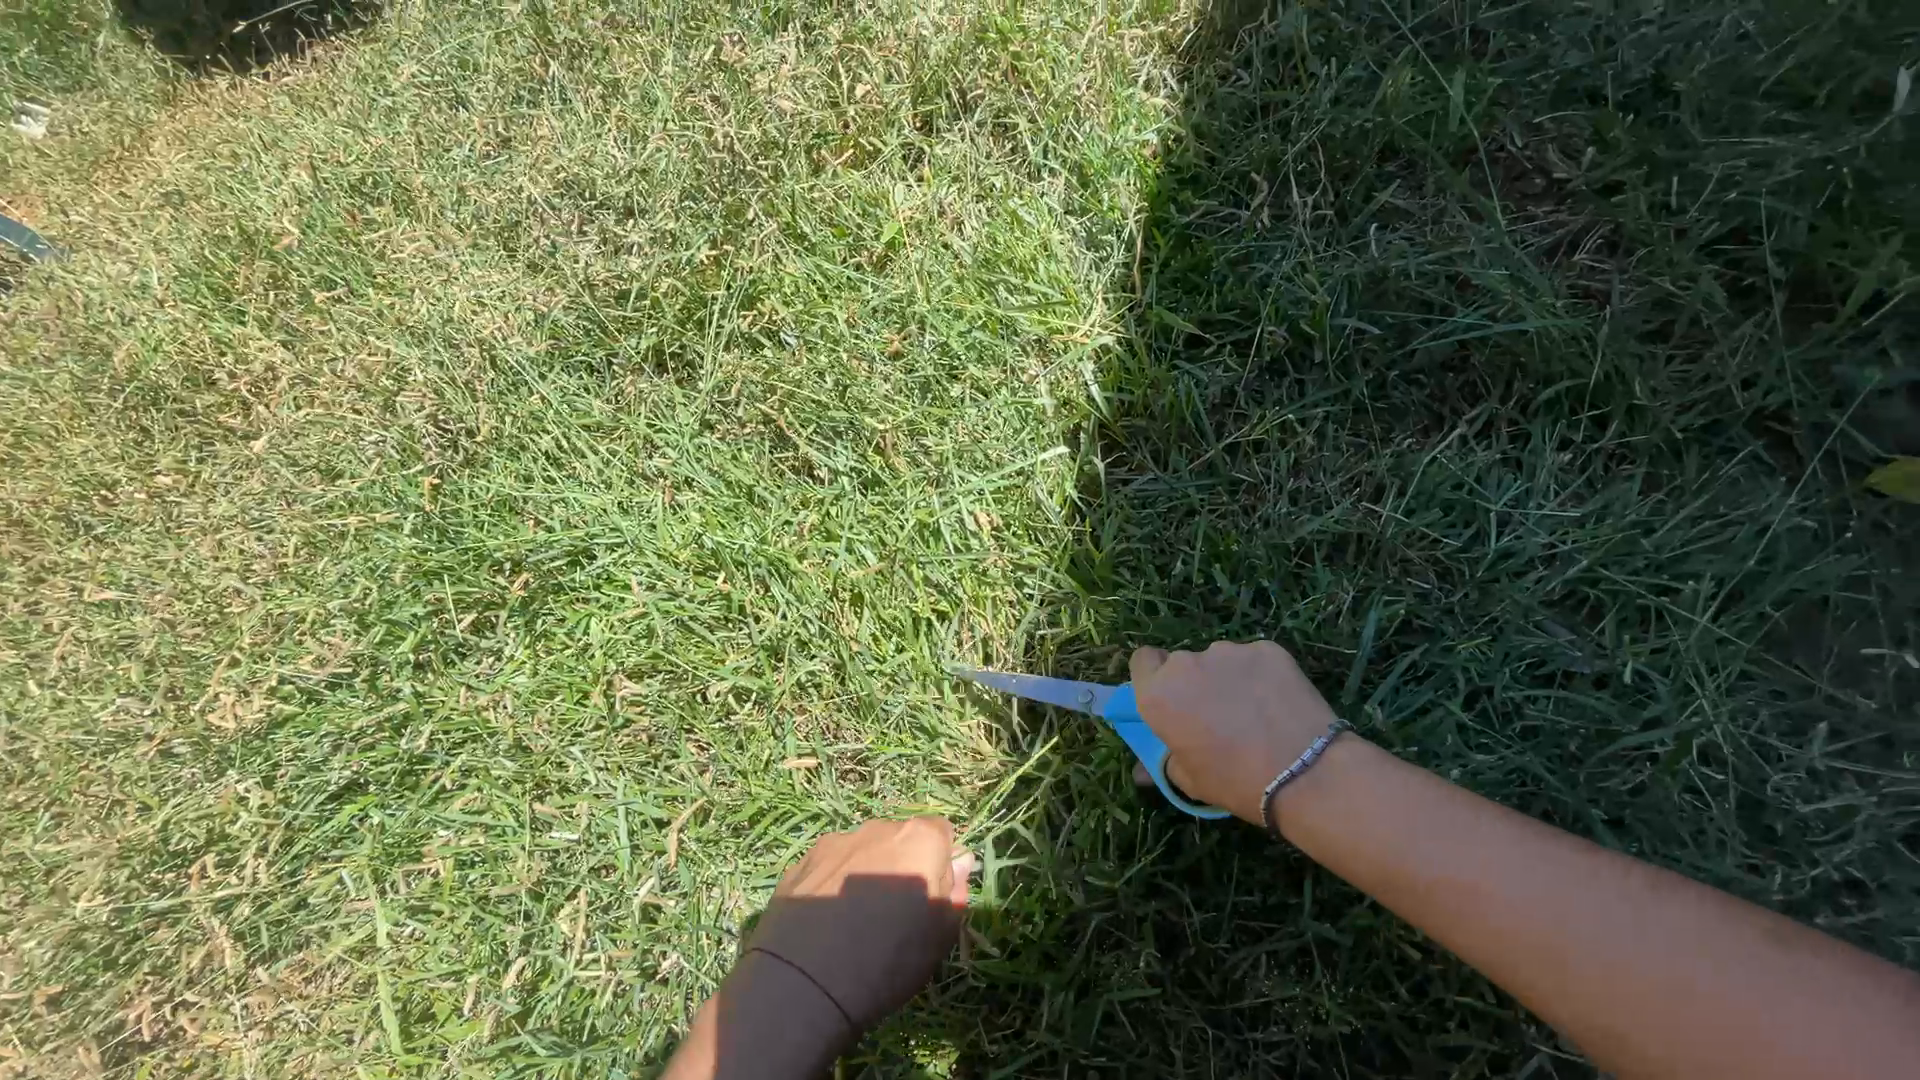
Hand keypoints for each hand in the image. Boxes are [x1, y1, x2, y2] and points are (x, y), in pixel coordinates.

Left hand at [742, 817, 973, 1033]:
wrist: (805, 981)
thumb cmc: (889, 959)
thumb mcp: (939, 936)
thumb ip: (954, 891)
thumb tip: (960, 863)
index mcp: (919, 840)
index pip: (942, 833)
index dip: (941, 863)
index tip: (931, 896)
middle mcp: (878, 828)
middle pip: (900, 839)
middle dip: (902, 864)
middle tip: (895, 913)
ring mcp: (836, 842)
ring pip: (862, 851)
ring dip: (866, 871)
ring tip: (854, 921)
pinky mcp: (802, 861)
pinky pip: (829, 866)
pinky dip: (832, 884)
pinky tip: (824, 923)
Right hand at [1130, 640, 1342, 823]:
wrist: (1306, 773)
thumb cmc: (1236, 782)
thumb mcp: (1190, 781)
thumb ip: (1163, 763)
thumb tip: (1141, 772)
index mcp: (1158, 695)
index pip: (1142, 661)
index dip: (1153, 675)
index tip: (1170, 696)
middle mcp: (1187, 665)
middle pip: (1183, 663)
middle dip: (1194, 682)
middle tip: (1216, 713)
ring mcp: (1229, 652)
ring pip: (1220, 660)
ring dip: (1228, 678)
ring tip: (1254, 711)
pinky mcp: (1267, 649)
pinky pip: (1254, 660)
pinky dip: (1261, 676)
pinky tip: (1277, 703)